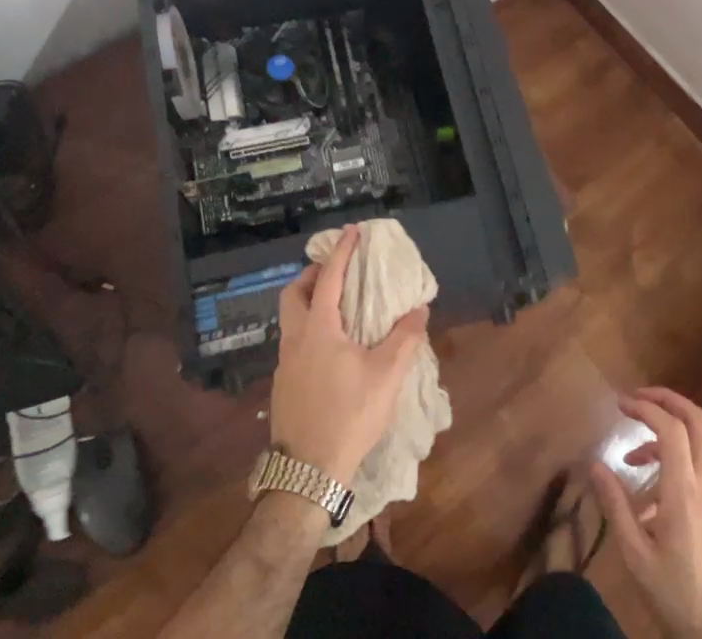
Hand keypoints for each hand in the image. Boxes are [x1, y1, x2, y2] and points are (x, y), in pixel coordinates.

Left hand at [271, 225, 429, 482]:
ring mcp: (284, 365)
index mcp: (318, 330)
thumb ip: (404, 338)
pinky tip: (329, 351)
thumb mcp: (387, 375)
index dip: (341, 253)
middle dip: (310, 276)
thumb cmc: (350, 415)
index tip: (352, 232)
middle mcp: (295, 340)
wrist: (309, 470)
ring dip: (307, 304)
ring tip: (336, 310)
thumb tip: (418, 308)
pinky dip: (308, 332)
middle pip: (293, 295)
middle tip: (334, 273)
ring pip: (289, 321)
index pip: (327, 279)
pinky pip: (293, 344)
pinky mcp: (283, 386)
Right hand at [590, 387, 701, 638]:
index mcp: (684, 495)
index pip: (672, 430)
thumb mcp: (637, 559)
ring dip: (668, 435)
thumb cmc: (680, 598)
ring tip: (631, 457)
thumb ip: (617, 507)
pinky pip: (699, 473)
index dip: (647, 407)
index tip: (621, 403)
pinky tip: (650, 498)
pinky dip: (674, 464)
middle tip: (639, 397)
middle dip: (670, 400)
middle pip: (700, 423)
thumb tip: (595, 464)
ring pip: (700, 447)